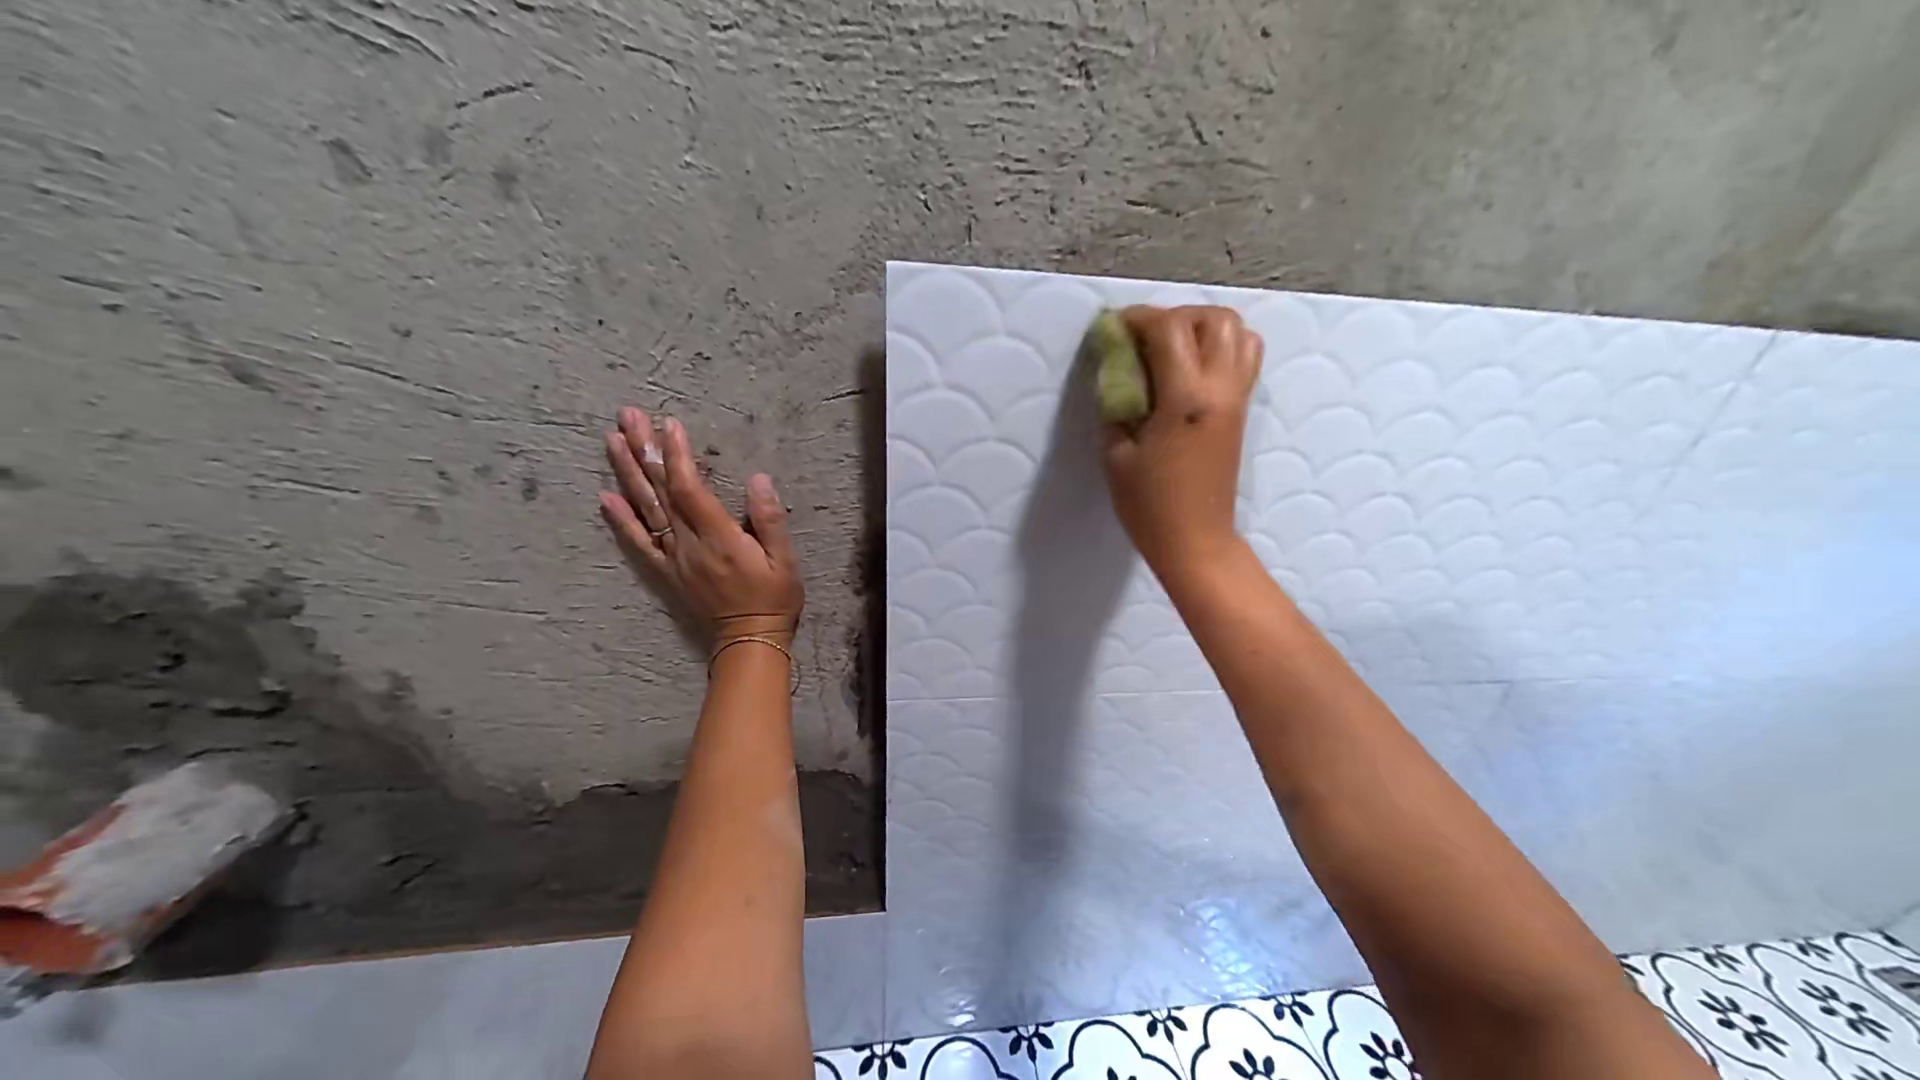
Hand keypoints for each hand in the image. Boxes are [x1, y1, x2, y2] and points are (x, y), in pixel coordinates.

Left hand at [600, 406, 803, 645]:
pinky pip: (639, 544)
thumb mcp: (785, 559)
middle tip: (628, 416)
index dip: (677, 455)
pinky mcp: (667, 573)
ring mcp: (674, 559)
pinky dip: (621, 520)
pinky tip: (606, 496)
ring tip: (612, 440)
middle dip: (645, 451)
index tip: (669, 424)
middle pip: (661, 491)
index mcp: (720, 538)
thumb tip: (758, 479)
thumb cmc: (775, 598)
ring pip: (646, 510)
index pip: (690, 489)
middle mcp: (689, 545)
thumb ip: (770, 519)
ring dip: (628, 473)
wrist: (749, 640)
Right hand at [1102, 306, 1261, 577]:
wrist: (1195, 541)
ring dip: (1203, 328)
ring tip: (1170, 350)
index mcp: (1185, 399)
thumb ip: (1117, 404)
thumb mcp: (1117, 455)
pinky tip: (1188, 370)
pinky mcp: (1241, 411)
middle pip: (1214, 319)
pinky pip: (1244, 358)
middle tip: (1145, 339)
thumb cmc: (1149, 505)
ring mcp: (1237, 399)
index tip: (1115, 327)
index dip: (1139, 318)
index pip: (1169, 330)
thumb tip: (1118, 372)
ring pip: (1239, 332)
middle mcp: (1220, 390)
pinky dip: (1220, 348)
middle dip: (1176, 317)